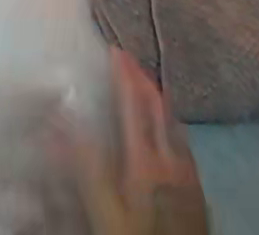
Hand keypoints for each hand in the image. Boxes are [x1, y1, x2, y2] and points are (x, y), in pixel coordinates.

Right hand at [66, 50, 208, 234]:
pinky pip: (182, 142)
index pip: (134, 105)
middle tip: (129, 59)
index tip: (115, 50)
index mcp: (145, 158)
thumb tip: (60, 119)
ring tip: (147, 85)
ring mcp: (188, 174)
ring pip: (174, 123)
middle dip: (143, 80)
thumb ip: (85, 165)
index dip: (125, 75)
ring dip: (159, 98)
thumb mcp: (104, 210)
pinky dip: (170, 121)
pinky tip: (167, 130)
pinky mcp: (198, 190)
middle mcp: (171, 158)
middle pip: (159, 108)